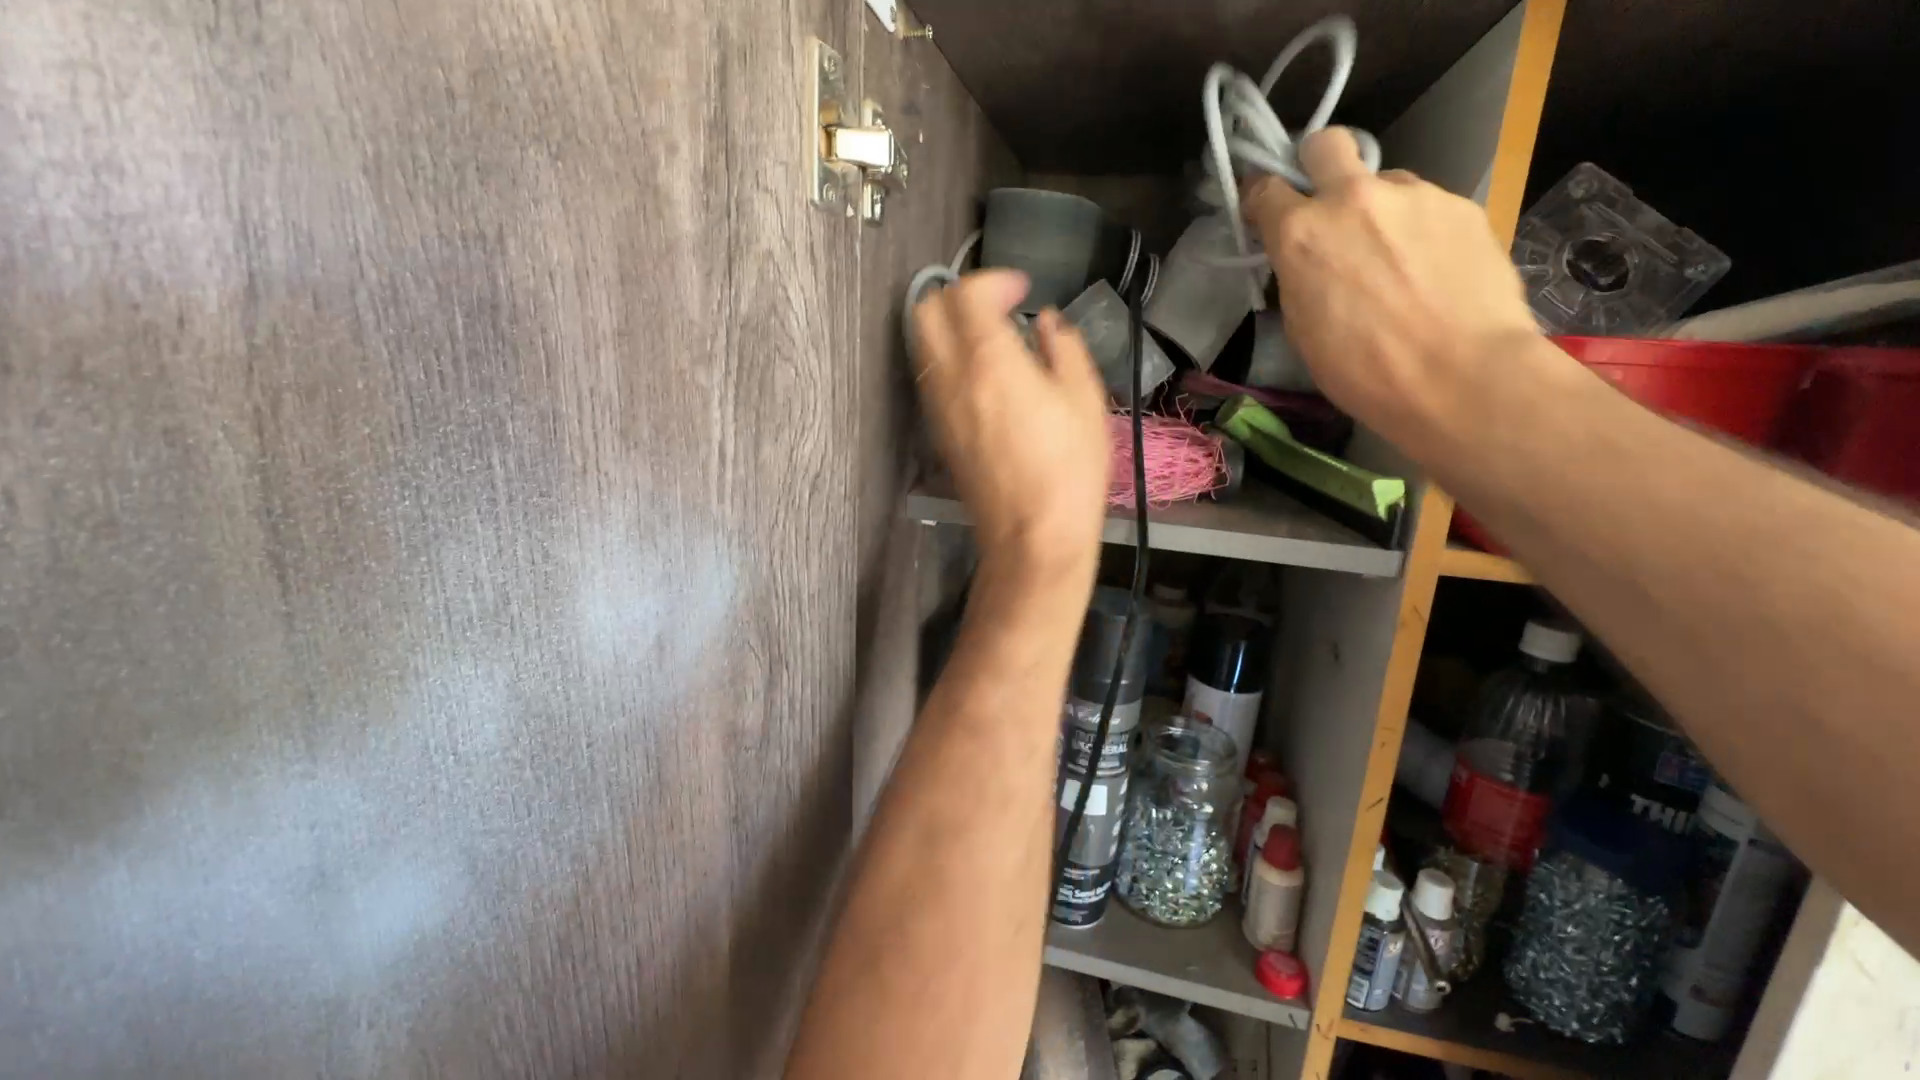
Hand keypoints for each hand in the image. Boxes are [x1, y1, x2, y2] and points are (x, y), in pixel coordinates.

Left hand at [911, 270, 1108, 573]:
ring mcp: (938, 407)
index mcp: (991, 362)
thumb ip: (1064, 348)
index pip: (966, 294)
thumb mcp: (1085, 400)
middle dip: (958, 295)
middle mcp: (952, 378)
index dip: (993, 280)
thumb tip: (1046, 323)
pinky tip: (983, 376)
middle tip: (998, 307)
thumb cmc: (1070, 469)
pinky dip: (947, 359)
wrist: (1032, 536)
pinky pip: (929, 376)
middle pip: (926, 311)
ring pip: (921, 344)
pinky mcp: (938, 432)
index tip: (1022, 289)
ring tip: (991, 340)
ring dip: (949, 327)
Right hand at [1244, 128, 1562, 458]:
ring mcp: (1413, 195)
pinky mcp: (1462, 206)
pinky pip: (1429, 208)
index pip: (1265, 188)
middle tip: (1328, 205)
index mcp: (1301, 234)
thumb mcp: (1303, 329)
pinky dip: (1423, 232)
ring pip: (1386, 183)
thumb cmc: (1364, 371)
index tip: (1267, 213)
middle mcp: (1353, 199)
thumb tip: (1307, 261)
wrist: (1460, 377)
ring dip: (1381, 210)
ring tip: (1400, 261)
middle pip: (1326, 144)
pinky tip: (1435, 273)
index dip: (1262, 198)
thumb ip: (1299, 277)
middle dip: (1319, 166)